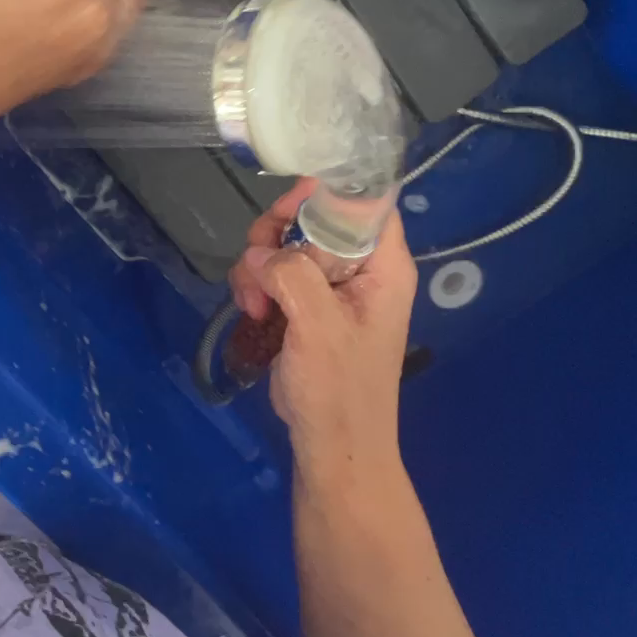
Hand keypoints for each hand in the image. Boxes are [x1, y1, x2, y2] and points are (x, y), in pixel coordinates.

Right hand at [232, 181, 418, 477]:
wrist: (331, 444)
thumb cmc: (339, 389)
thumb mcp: (320, 328)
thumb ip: (294, 276)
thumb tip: (261, 254)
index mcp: (383, 265)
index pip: (364, 201)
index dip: (325, 192)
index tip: (286, 211)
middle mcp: (359, 267)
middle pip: (312, 216)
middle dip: (275, 235)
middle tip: (260, 264)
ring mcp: (329, 285)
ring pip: (283, 242)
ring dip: (258, 266)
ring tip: (255, 304)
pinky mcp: (304, 302)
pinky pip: (271, 270)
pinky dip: (254, 284)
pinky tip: (253, 312)